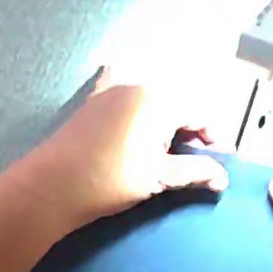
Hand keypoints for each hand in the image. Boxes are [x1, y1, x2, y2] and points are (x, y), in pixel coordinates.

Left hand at [5, 68, 228, 231]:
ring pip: (153, 99)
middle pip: (179, 103)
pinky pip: (124, 94)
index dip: (214, 138)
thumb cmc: (108, 181)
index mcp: (159, 100)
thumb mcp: (156, 178)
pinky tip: (136, 119)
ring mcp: (111, 90)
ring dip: (166, 121)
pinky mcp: (93, 102)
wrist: (50, 186)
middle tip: (193, 161)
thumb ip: (193, 172)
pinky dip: (137, 105)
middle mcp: (137, 85)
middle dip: (191, 130)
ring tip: (165, 152)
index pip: (201, 113)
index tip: (217, 162)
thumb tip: (221, 178)